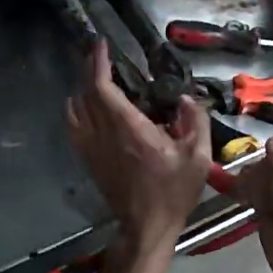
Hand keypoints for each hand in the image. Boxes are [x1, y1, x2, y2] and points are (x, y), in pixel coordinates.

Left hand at [66, 41, 210, 258]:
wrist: (147, 227)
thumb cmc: (173, 193)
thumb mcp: (198, 158)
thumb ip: (196, 122)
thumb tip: (186, 99)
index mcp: (130, 129)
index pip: (102, 88)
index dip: (98, 64)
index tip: (101, 46)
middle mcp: (104, 135)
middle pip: (86, 93)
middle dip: (89, 69)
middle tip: (99, 55)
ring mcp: (92, 148)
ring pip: (75, 109)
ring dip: (81, 88)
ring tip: (94, 76)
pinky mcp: (88, 160)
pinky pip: (73, 127)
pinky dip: (75, 110)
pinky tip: (84, 106)